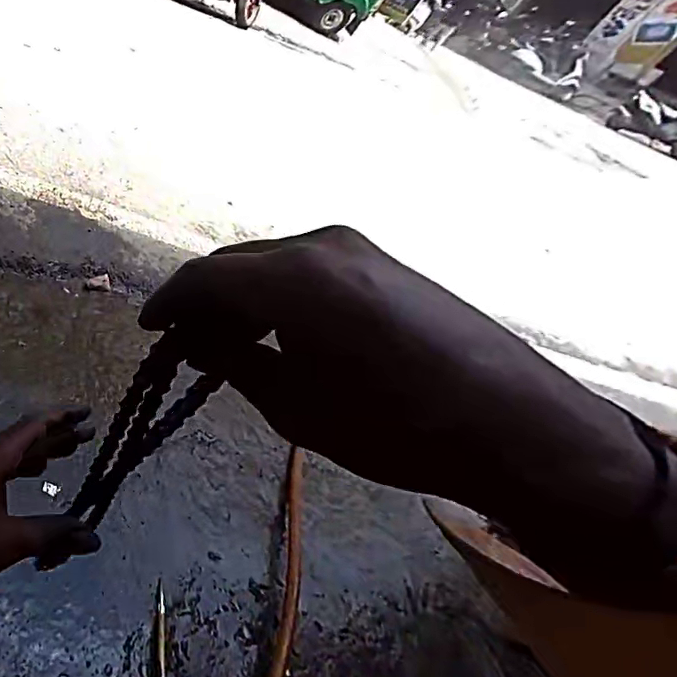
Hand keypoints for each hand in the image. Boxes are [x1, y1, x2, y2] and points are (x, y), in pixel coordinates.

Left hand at [0, 410, 99, 622]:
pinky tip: (32, 477)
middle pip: (23, 438)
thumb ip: (51, 534)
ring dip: (39, 453)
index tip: (87, 414)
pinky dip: (21, 469)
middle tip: (88, 433)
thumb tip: (92, 534)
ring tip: (67, 452)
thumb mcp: (8, 541)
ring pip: (11, 454)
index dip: (62, 419)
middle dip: (56, 435)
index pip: (32, 428)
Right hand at [140, 226, 676, 595]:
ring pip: (264, 263)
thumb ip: (232, 362)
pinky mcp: (378, 259)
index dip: (167, 304)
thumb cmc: (398, 428)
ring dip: (236, 298)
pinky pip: (301, 267)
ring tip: (226, 343)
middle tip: (186, 345)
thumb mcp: (294, 406)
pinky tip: (272, 329)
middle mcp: (318, 246)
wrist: (525, 430)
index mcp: (292, 280)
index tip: (150, 330)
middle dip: (200, 303)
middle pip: (231, 265)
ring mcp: (353, 247)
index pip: (202, 278)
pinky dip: (272, 294)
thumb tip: (194, 343)